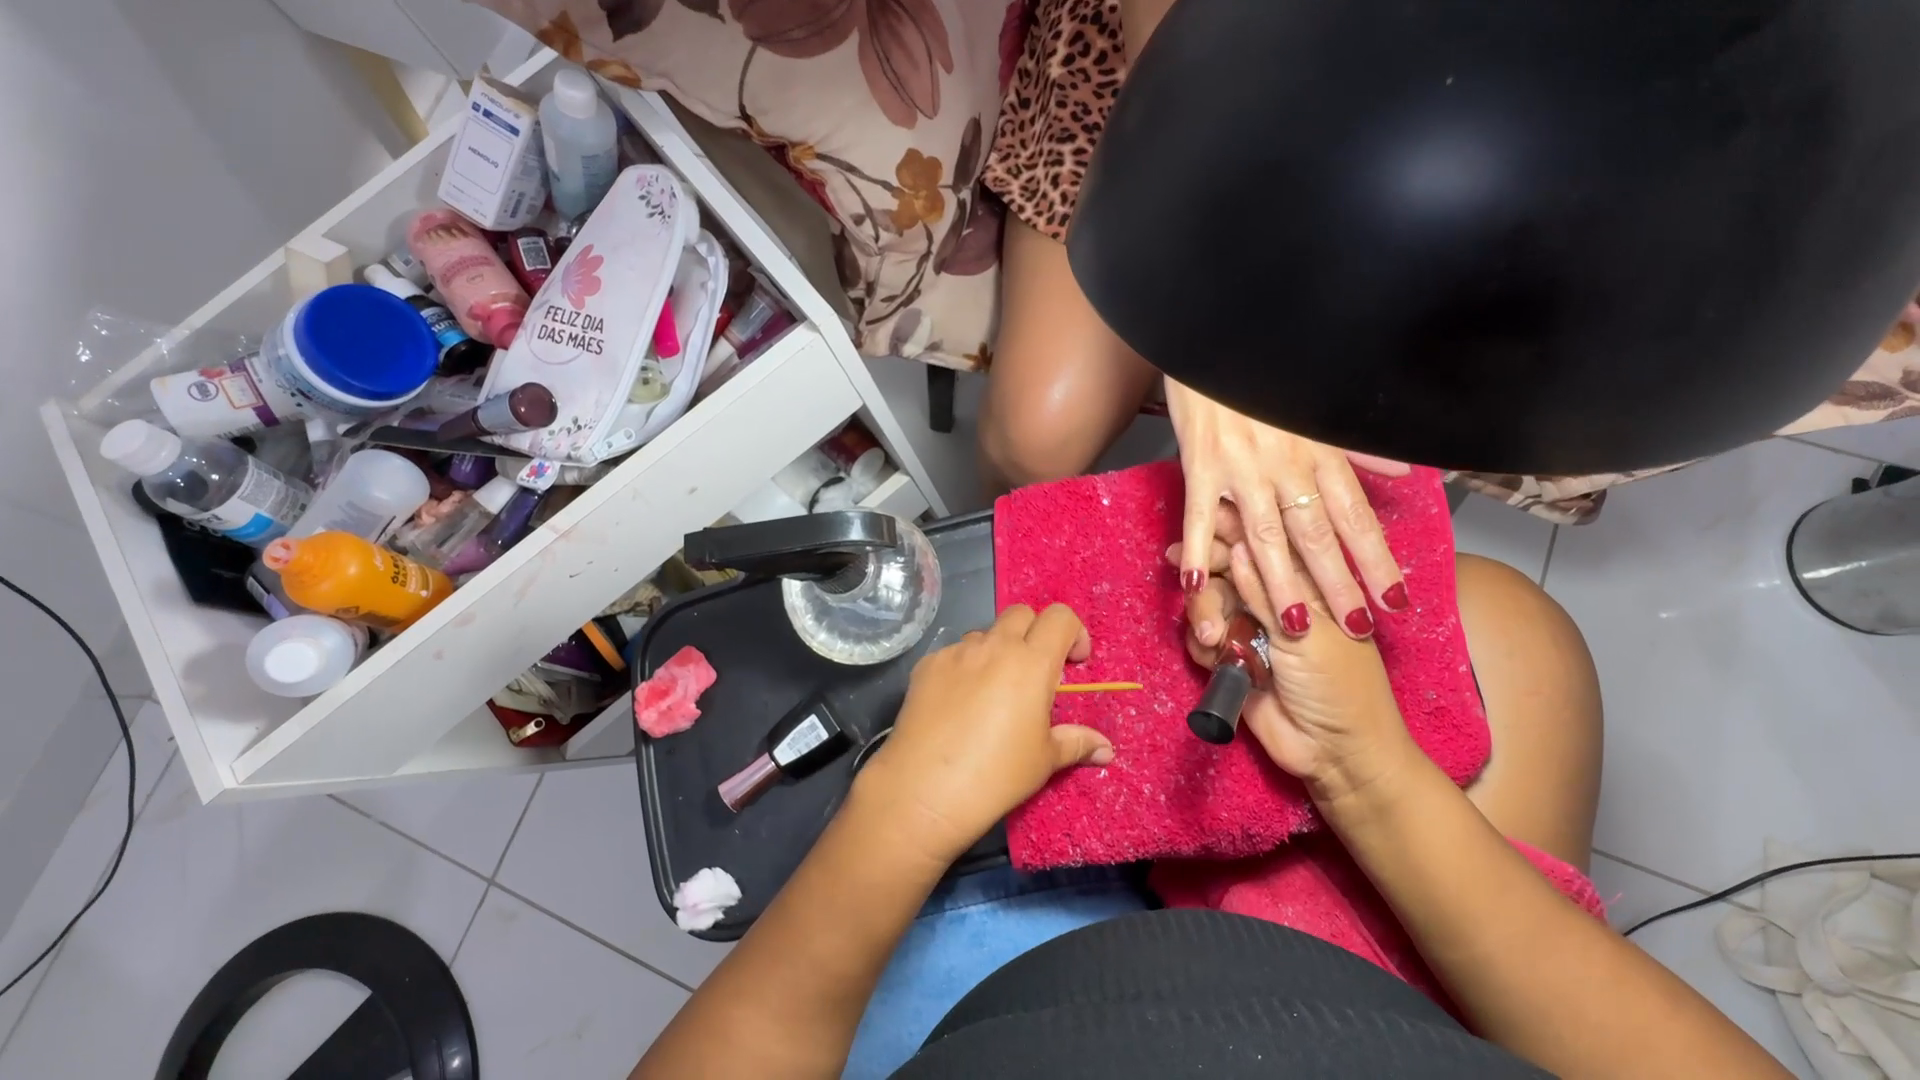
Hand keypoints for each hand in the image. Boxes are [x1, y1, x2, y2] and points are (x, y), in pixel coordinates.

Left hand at [854, 605, 1113, 865]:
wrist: (925, 788)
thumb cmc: (997, 773)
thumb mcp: (1044, 759)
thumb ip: (1077, 743)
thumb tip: (1107, 749)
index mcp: (1031, 662)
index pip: (1060, 617)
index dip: (1073, 633)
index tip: (1073, 664)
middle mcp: (993, 647)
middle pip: (1021, 614)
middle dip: (1035, 634)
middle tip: (1035, 674)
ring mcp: (955, 653)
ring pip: (984, 634)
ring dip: (997, 651)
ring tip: (994, 692)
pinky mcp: (927, 665)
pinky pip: (954, 654)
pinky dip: (965, 668)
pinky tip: (959, 704)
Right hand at [1164, 377, 1409, 641]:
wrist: (1220, 338)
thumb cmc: (1268, 377)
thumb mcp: (1319, 409)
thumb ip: (1356, 450)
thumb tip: (1400, 477)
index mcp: (1321, 453)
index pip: (1356, 516)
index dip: (1376, 560)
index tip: (1395, 600)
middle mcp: (1287, 466)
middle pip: (1318, 534)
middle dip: (1340, 584)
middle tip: (1358, 628)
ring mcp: (1242, 469)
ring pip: (1265, 534)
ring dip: (1281, 581)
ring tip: (1298, 623)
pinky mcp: (1200, 468)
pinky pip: (1199, 516)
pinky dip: (1196, 550)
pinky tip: (1196, 584)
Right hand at [1171, 525, 1417, 805]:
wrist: (1334, 753)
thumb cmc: (1339, 685)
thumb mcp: (1307, 632)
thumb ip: (1267, 591)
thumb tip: (1239, 544)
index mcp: (1304, 584)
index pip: (1262, 548)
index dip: (1230, 538)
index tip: (1201, 535)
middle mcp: (1274, 601)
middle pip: (1226, 572)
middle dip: (1208, 581)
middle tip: (1192, 587)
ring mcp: (1251, 630)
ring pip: (1209, 604)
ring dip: (1203, 617)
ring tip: (1211, 640)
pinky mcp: (1231, 659)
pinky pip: (1202, 639)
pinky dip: (1201, 645)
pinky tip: (1212, 657)